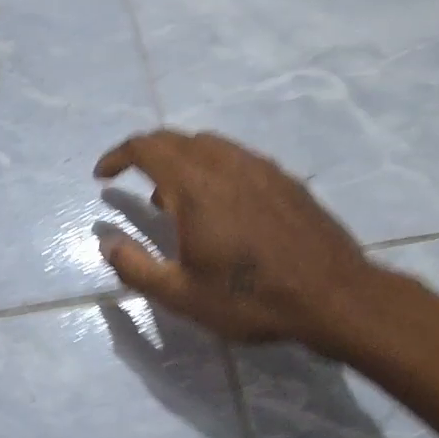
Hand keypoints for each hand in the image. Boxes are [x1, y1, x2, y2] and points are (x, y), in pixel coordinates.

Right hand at [94, 130, 379, 345]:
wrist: (336, 297)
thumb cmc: (251, 298)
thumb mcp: (182, 295)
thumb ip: (135, 266)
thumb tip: (106, 241)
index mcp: (195, 186)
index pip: (146, 148)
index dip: (117, 156)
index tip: (102, 176)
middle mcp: (225, 165)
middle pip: (175, 139)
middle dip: (144, 153)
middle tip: (129, 180)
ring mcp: (259, 168)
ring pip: (208, 145)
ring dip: (179, 159)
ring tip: (171, 198)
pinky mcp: (284, 179)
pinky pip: (235, 158)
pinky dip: (211, 167)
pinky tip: (218, 205)